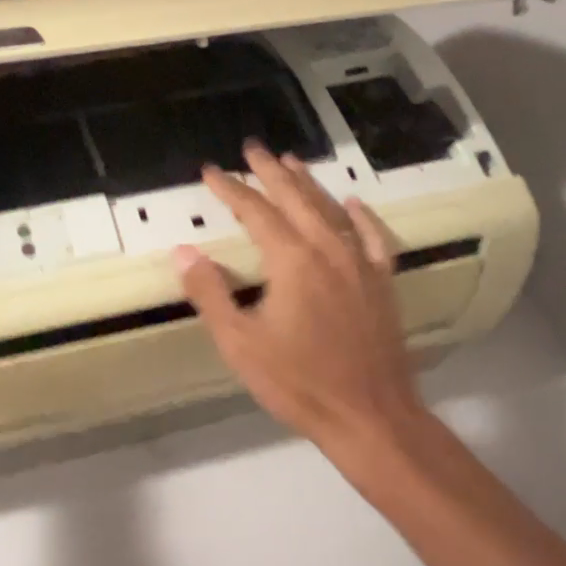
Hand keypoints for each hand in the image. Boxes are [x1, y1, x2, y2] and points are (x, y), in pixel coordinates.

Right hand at [176, 143, 430, 461]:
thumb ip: (210, 293)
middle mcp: (328, 251)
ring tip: (290, 161)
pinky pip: (373, 238)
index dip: (231, 189)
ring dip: (308, 184)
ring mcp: (360, 265)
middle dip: (270, 172)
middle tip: (252, 147)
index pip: (255, 211)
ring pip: (332, 210)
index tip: (210, 170)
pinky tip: (353, 203)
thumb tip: (184, 251)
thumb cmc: (299, 382)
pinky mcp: (382, 284)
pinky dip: (362, 216)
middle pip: (295, 199)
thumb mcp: (240, 343)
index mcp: (291, 261)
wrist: (372, 418)